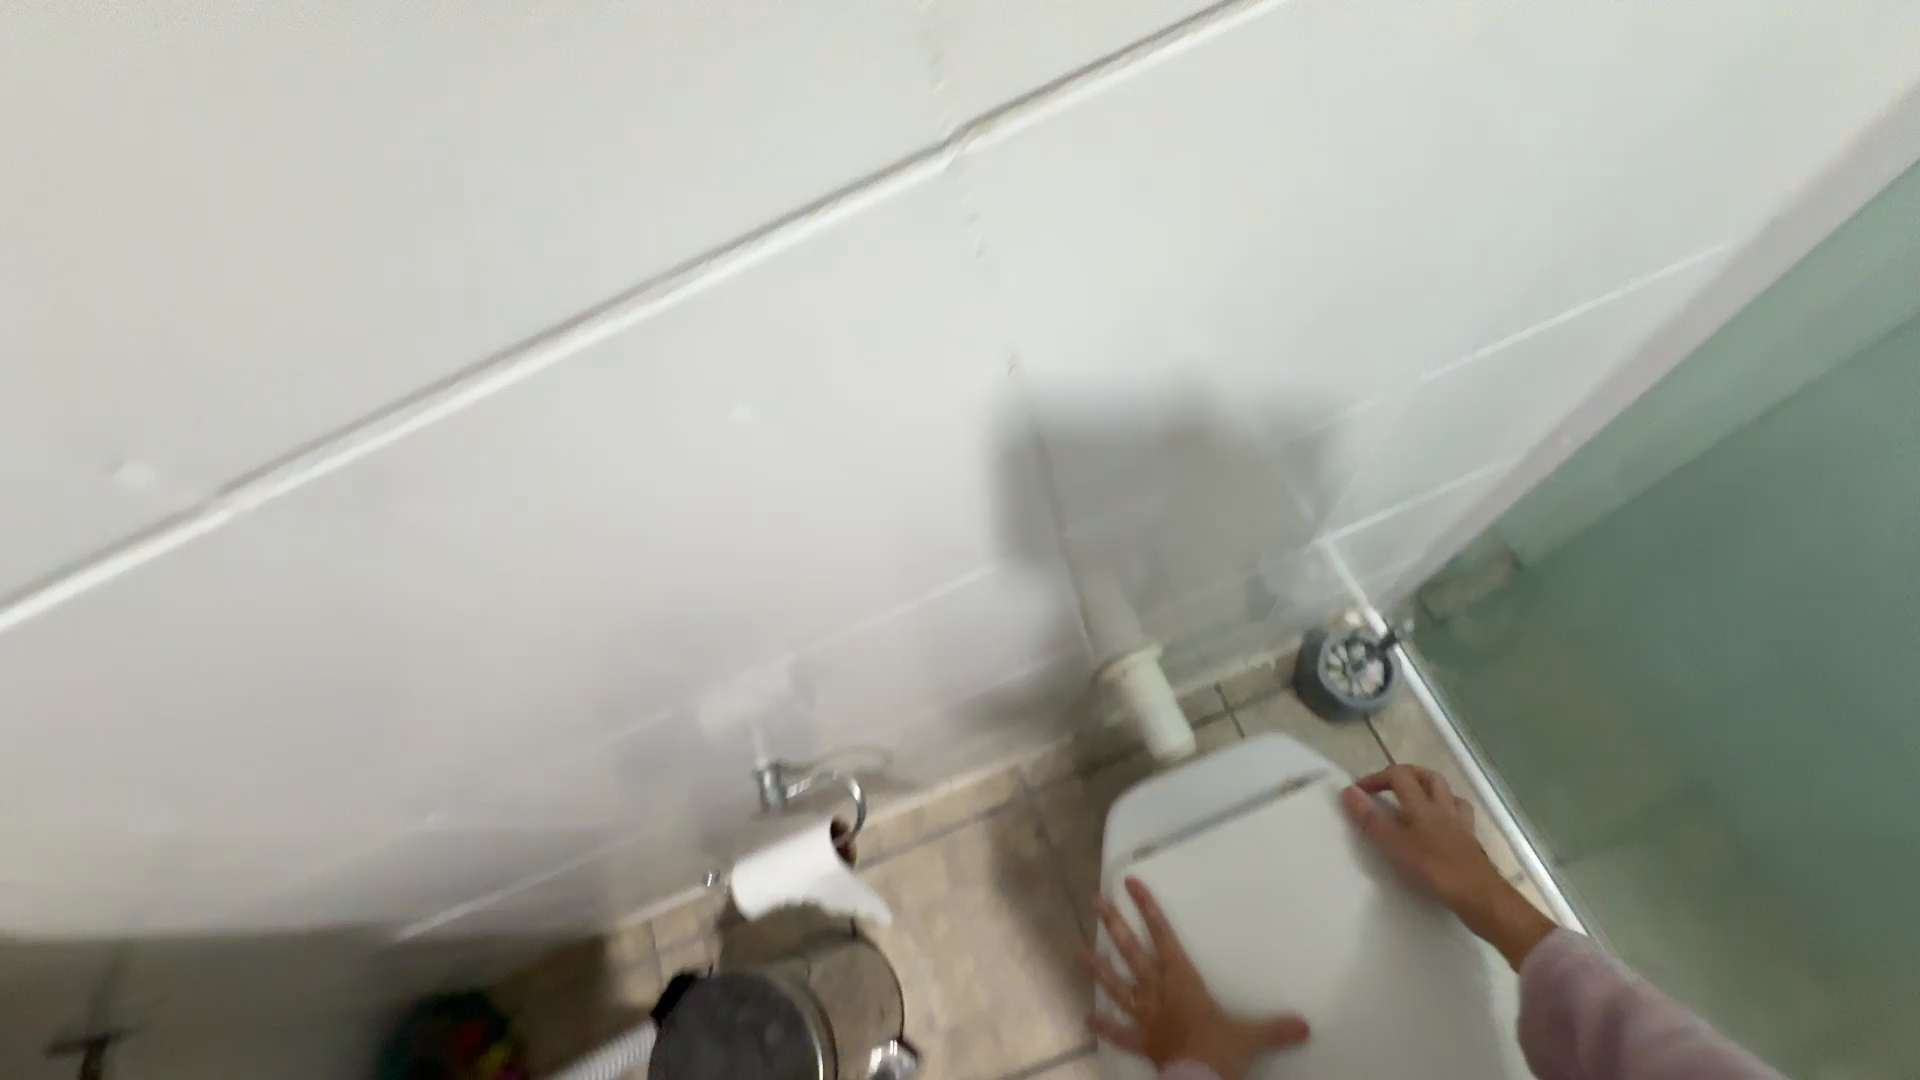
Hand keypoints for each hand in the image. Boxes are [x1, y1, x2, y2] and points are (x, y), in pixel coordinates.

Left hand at [1087, 877, 1309, 1079]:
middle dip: (1114, 924)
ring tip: (1077, 951)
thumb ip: (1275, 1027)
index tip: (1131, 882)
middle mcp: (1158, 989)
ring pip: (1117, 984)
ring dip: (1098, 968)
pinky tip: (1087, 1020)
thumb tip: (1305, 1024)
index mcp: (1181, 978)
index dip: (1148, 907)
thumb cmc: (1221, 1051)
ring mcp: (1145, 1014)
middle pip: (1131, 950)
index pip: (1163, 934)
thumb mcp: (1251, 1037)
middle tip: (1095, 900)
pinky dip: (1104, 1027)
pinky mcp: (1141, 1040)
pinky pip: (1120, 1032)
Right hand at [1341, 765, 1553, 968]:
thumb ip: (1371, 819)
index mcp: (1422, 806)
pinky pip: (1461, 816)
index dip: (1376, 778)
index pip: (1398, 776)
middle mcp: (1443, 808)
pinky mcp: (1472, 843)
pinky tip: (1441, 824)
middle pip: (1428, 777)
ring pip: (1448, 794)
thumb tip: (1348, 791)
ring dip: (1429, 789)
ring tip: (1414, 800)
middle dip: (1405, 775)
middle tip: (1387, 786)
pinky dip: (1448, 811)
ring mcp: (1461, 825)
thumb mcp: (1395, 846)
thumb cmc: (1435, 870)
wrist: (1483, 900)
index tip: (1359, 791)